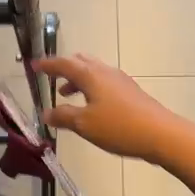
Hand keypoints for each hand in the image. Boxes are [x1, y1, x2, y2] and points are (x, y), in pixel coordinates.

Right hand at [36, 54, 189, 163]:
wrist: (160, 133)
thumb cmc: (119, 127)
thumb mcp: (85, 125)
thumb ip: (64, 116)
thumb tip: (46, 112)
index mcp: (91, 75)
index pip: (64, 64)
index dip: (48, 65)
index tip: (34, 66)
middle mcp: (105, 71)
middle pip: (81, 62)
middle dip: (64, 67)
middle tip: (51, 76)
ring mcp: (119, 80)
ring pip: (93, 71)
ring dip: (77, 79)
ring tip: (66, 95)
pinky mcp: (129, 91)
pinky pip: (103, 81)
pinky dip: (90, 87)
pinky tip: (91, 106)